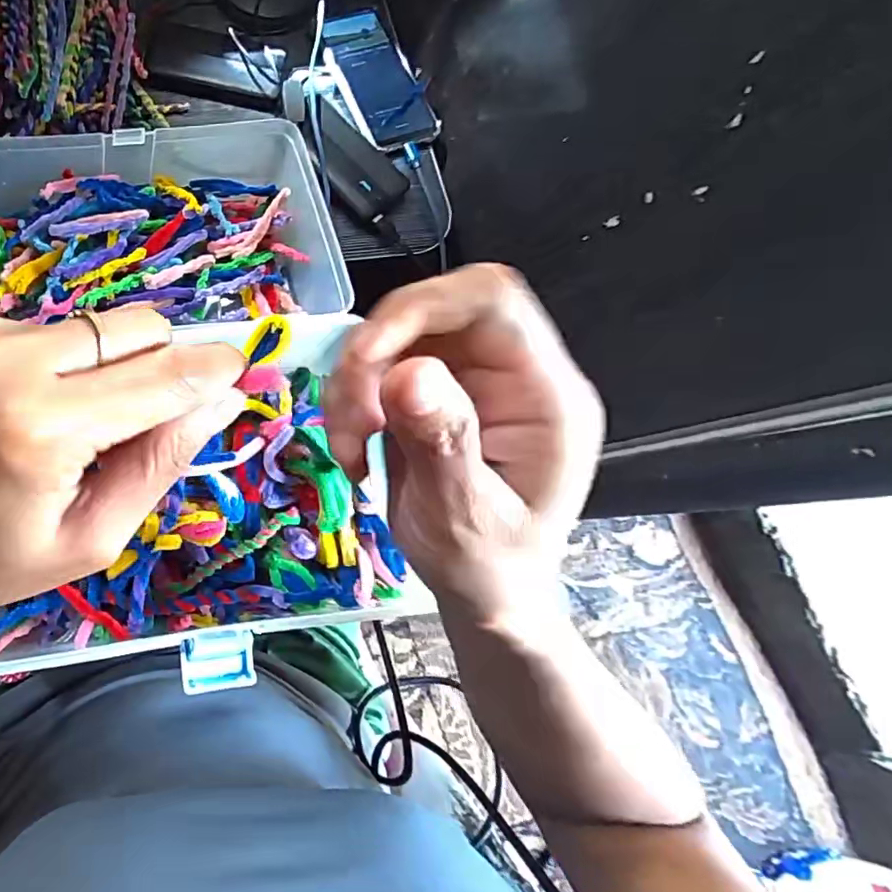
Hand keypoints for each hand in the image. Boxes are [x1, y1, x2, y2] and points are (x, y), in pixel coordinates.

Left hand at [0, 310, 246, 627]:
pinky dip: (58, 364)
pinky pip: (47, 330)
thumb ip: (160, 462)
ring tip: (69, 423)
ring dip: (105, 368)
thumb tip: (221, 399)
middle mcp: (4, 363)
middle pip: (134, 328)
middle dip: (158, 366)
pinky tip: (26, 406)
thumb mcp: (91, 538)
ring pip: (95, 327)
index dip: (208, 371)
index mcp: (40, 430)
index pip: (158, 378)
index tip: (238, 369)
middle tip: (136, 422)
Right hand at [326, 265, 604, 625]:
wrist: (482, 589)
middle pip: (429, 310)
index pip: (490, 302)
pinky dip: (348, 401)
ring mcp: (465, 378)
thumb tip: (408, 372)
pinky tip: (354, 448)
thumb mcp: (464, 517)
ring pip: (389, 338)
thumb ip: (443, 444)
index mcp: (544, 394)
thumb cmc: (487, 565)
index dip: (420, 309)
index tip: (364, 359)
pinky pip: (373, 367)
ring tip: (352, 450)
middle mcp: (507, 372)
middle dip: (371, 358)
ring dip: (351, 386)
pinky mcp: (428, 390)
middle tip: (353, 422)